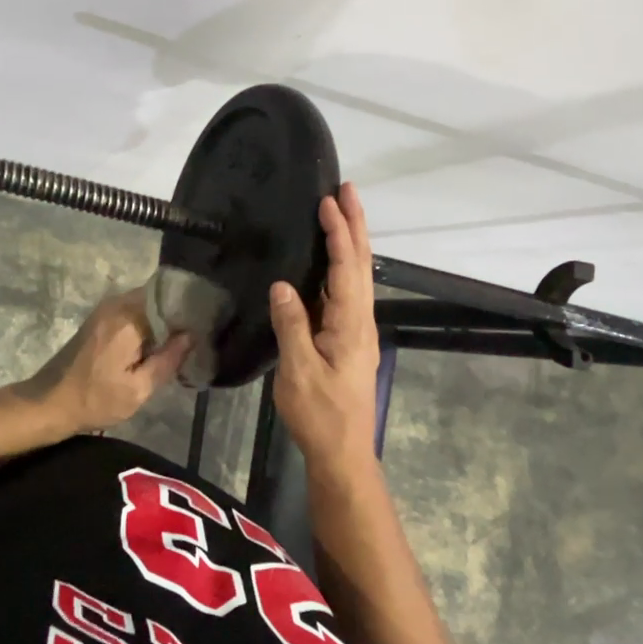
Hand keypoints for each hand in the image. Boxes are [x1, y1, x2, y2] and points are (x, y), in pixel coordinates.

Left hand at [21, 287, 192, 435]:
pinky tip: (162, 341)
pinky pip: (134, 310)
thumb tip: (192, 335)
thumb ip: (168, 360)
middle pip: (159, 297)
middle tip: (202, 331)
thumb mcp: (138, 390)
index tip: (211, 321)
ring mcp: (106, 308)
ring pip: (147, 303)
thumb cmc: (95, 400)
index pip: (170, 298)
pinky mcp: (101, 318)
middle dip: (180, 312)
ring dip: (165, 318)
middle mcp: (117, 304)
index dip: (191, 309)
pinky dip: (150, 322)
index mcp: (128, 318)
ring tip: (187, 337)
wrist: (50, 402)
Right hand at [269, 182, 382, 472]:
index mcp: (350, 324)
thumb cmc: (320, 414)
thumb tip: (282, 286)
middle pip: (359, 265)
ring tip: (339, 215)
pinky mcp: (348, 341)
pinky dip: (341, 267)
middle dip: (354, 225)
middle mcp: (360, 321)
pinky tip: (328, 264)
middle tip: (346, 191)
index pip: (346, 268)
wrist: (343, 452)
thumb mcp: (299, 371)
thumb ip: (292, 326)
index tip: (329, 201)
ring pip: (356, 277)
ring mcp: (357, 331)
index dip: (338, 233)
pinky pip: (346, 292)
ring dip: (350, 242)